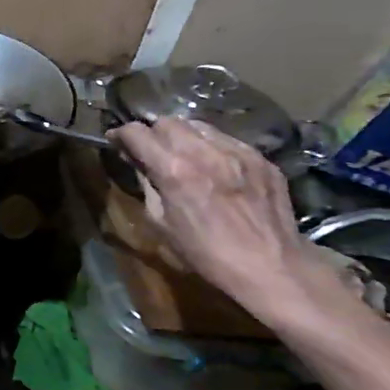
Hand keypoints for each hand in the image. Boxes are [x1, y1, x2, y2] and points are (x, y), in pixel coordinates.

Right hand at [109, 118, 357, 328]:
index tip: (116, 142)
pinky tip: (215, 167)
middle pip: (167, 121)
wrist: (272, 267)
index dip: (121, 134)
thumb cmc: (207, 255)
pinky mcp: (259, 156)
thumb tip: (137, 162)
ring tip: (184, 155)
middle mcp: (203, 150)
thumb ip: (147, 186)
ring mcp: (236, 150)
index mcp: (174, 169)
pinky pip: (226, 139)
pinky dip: (212, 146)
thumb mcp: (161, 225)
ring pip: (198, 124)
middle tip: (152, 151)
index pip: (136, 132)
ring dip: (183, 136)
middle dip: (153, 133)